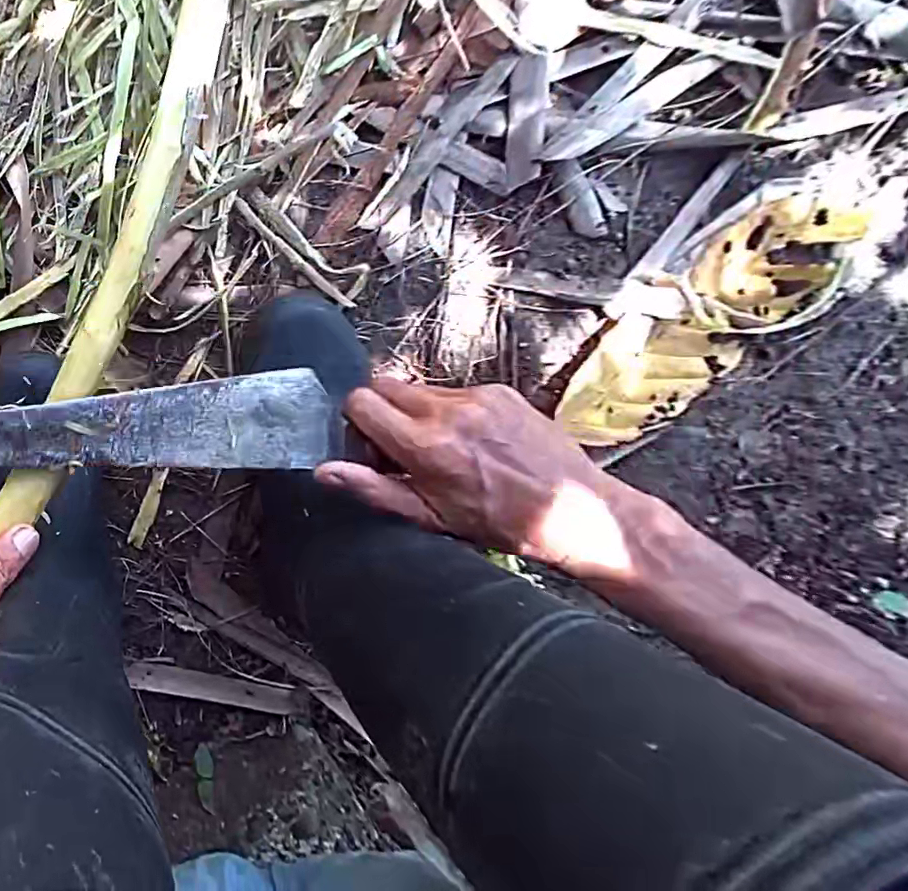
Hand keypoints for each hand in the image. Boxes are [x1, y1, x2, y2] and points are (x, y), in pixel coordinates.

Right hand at [314, 379, 646, 579]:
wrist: (582, 514)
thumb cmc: (502, 522)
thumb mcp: (429, 515)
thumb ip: (371, 488)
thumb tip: (325, 471)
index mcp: (426, 445)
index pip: (359, 401)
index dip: (356, 424)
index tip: (373, 449)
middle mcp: (448, 412)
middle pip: (381, 386)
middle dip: (379, 411)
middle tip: (399, 446)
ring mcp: (477, 397)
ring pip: (415, 388)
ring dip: (413, 411)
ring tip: (440, 446)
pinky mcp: (499, 391)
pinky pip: (450, 390)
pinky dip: (447, 410)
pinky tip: (470, 439)